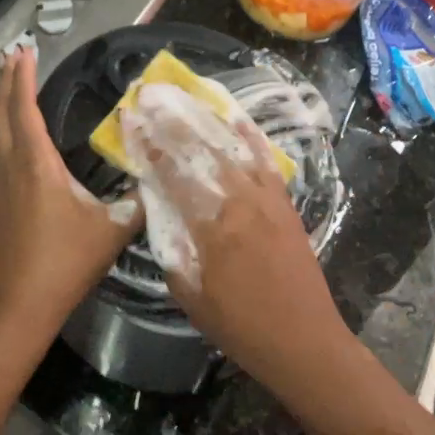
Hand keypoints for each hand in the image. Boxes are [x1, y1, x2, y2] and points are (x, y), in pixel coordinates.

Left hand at [0, 45, 141, 326]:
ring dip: (2, 101)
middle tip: (13, 53)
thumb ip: (135, 203)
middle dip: (6, 79)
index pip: (25, 107)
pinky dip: (4, 124)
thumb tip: (159, 179)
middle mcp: (10, 163)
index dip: (24, 76)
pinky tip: (15, 129)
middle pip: (1, 111)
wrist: (17, 303)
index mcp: (34, 162)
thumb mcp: (109, 231)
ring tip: (11, 80)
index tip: (25, 49)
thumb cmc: (63, 262)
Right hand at [123, 89, 342, 388]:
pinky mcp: (283, 200)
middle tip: (149, 94)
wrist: (304, 341)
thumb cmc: (238, 323)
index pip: (171, 171)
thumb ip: (169, 241)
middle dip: (171, 119)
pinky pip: (263, 158)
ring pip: (230, 146)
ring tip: (181, 96)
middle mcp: (238, 200)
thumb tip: (155, 203)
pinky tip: (232, 115)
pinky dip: (248, 134)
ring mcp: (265, 196)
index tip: (130, 117)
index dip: (147, 142)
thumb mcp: (188, 290)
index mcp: (210, 224)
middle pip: (199, 148)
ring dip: (203, 118)